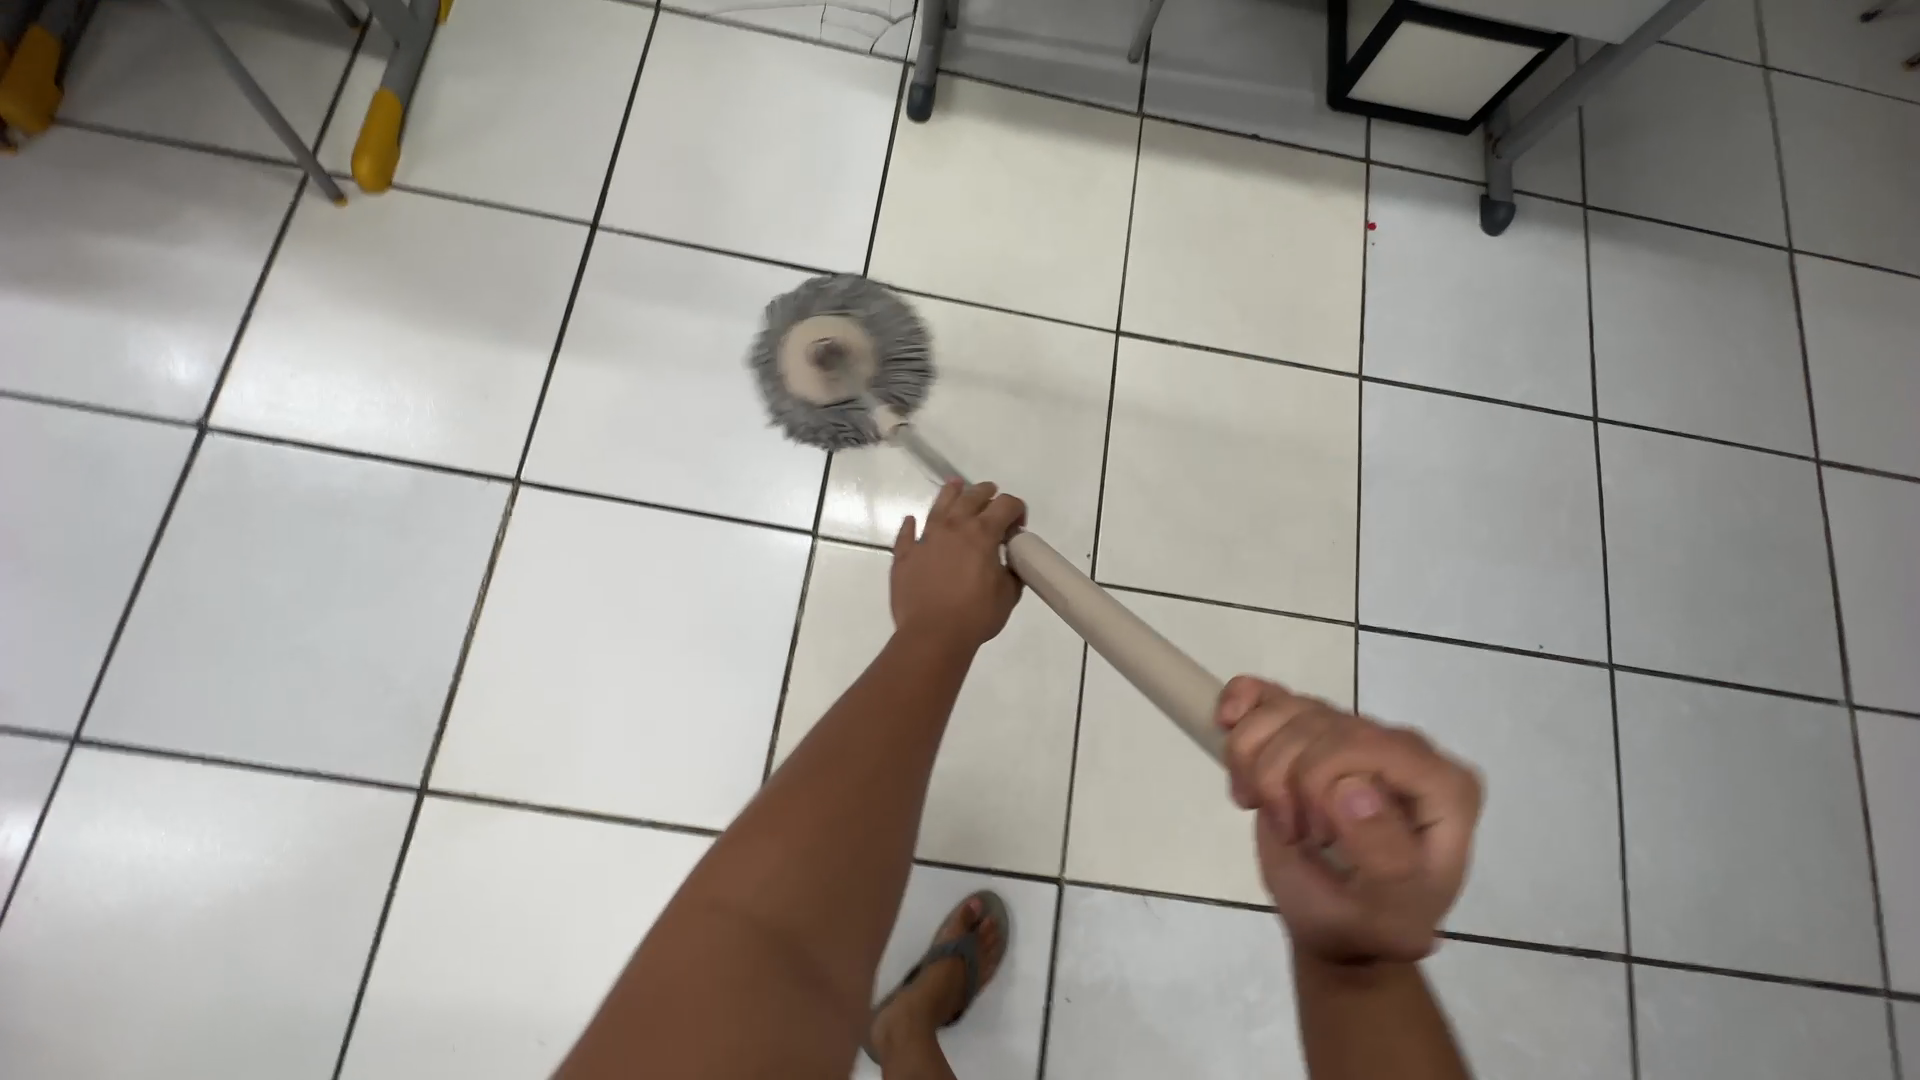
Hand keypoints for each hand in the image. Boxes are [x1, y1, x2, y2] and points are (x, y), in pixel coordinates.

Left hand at [890, 480, 1025, 648]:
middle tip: (991, 497)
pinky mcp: (905, 555)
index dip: (1017, 510)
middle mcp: (954, 527)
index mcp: (982, 533)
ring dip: (950, 493)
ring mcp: (926, 538)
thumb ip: (1011, 572)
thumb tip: (1008, 564)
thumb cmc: (976, 616)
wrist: (933, 635)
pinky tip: (911, 522)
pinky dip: (910, 525)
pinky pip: (906, 534)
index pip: (1006, 504)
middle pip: (972, 496)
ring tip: (955, 486)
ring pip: (939, 505)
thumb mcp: (1008, 595)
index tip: (1018, 527)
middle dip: (986, 493)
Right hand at [1216, 676, 1481, 964]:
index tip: (1311, 833)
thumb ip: (1385, 854)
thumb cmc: (1370, 921)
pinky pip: (1265, 692)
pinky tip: (1227, 728)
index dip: (1317, 778)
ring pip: (1282, 709)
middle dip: (1279, 779)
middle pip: (1315, 724)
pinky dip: (1239, 706)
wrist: (1341, 925)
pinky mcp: (1309, 730)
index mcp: (1441, 784)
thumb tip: (1354, 789)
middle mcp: (1402, 746)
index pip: (1364, 741)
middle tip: (1289, 831)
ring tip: (1264, 805)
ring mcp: (1352, 732)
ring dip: (1252, 760)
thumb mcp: (1390, 911)